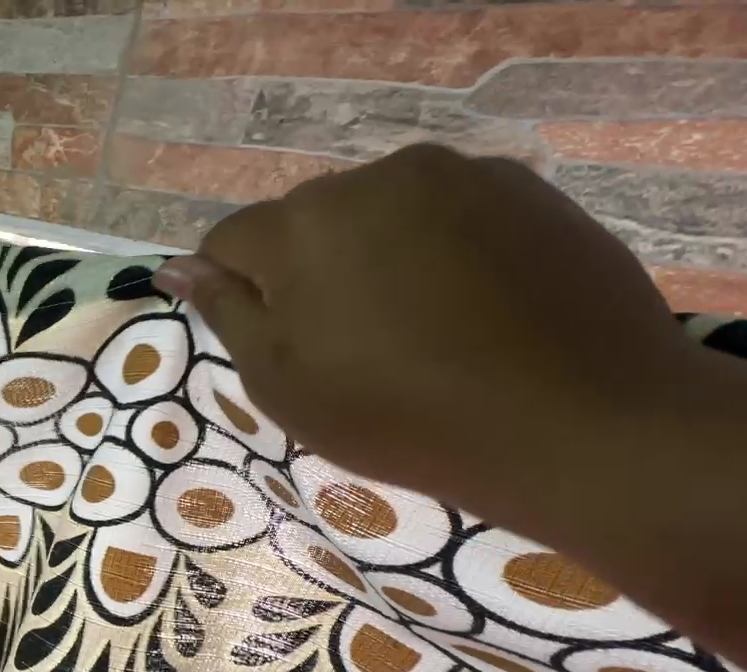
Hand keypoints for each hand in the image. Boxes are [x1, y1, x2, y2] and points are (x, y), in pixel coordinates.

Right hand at [150, 144, 715, 523]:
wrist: (570, 420)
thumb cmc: (390, 411)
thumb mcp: (277, 376)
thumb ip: (224, 310)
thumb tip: (176, 267)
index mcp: (301, 225)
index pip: (227, 239)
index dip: (231, 289)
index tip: (263, 340)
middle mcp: (373, 179)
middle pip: (301, 220)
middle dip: (299, 269)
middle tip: (334, 341)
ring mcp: (458, 176)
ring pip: (372, 212)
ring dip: (364, 255)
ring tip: (401, 324)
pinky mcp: (526, 190)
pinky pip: (441, 211)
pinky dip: (429, 248)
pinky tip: (457, 304)